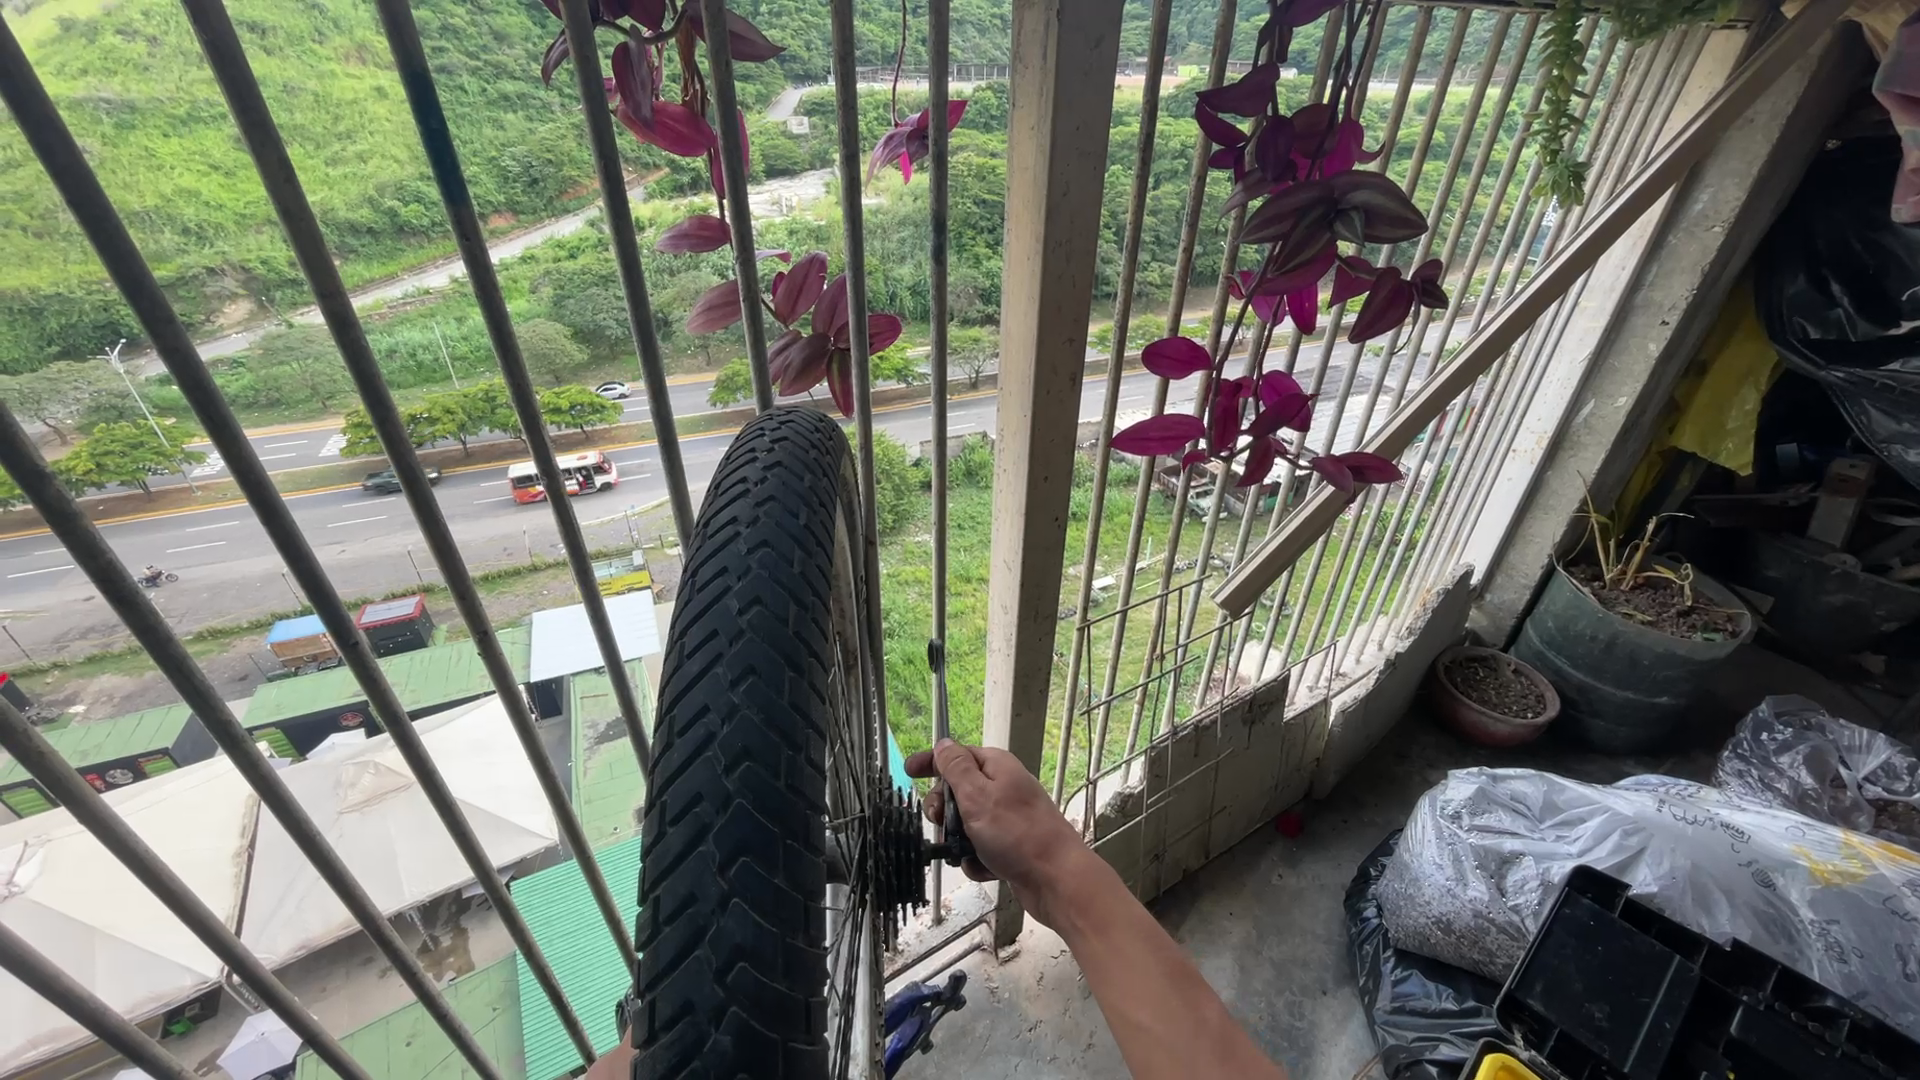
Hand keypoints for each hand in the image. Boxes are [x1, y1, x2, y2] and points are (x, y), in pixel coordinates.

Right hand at [904, 739, 1096, 928]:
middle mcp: (1002, 787)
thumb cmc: (1016, 833)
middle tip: (942, 823)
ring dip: (959, 840)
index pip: (957, 755)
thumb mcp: (977, 795)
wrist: (1056, 879)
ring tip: (966, 852)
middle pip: (958, 790)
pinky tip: (986, 868)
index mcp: (996, 767)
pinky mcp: (1010, 845)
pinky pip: (979, 848)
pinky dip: (977, 859)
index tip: (908, 771)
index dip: (932, 762)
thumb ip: (956, 768)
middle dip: (944, 810)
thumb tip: (943, 744)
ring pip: (965, 823)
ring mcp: (1007, 818)